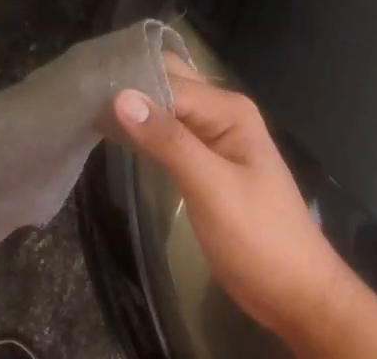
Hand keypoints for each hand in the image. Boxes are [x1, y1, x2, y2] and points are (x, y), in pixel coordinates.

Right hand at [112, 57, 376, 358]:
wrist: (298, 295)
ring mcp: (213, 139)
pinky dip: (142, 132)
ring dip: (132, 108)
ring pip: (164, 109)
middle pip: (167, 84)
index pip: (168, 80)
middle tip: (78, 93)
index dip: (128, 82)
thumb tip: (120, 96)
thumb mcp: (212, 188)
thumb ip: (168, 141)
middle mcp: (220, 114)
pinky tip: (112, 135)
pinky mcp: (204, 164)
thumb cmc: (260, 239)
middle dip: (127, 85)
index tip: (82, 87)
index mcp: (228, 110)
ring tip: (84, 109)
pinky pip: (168, 134)